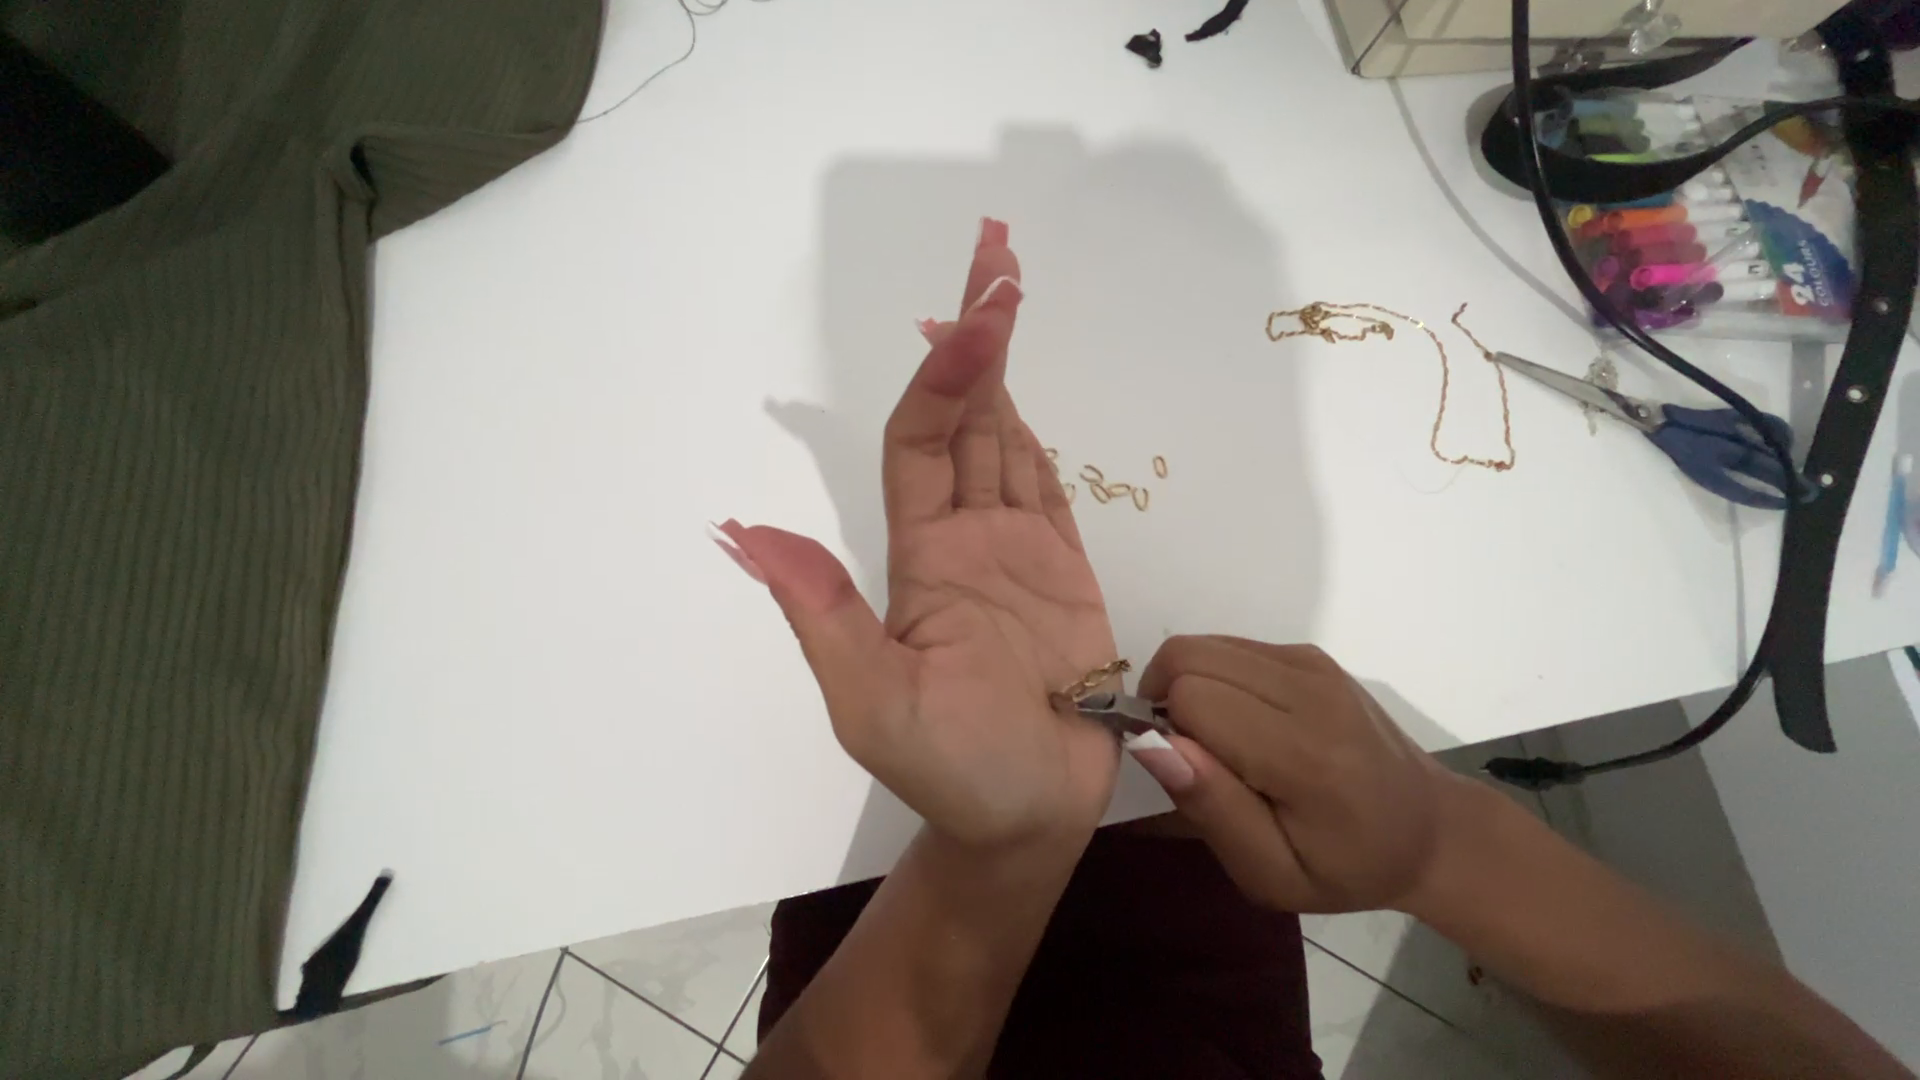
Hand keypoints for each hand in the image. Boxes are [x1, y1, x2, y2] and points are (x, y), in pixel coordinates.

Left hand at [716, 220, 1120, 848]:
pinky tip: (1026, 389)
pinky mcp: (1065, 571)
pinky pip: (1047, 487)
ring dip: (1006, 370)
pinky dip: (1036, 434)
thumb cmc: (952, 767)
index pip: (922, 443)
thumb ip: (821, 614)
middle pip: (964, 420)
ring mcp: (1015, 551)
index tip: (969, 316)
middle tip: (996, 258)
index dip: (942, 377)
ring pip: (1005, 440)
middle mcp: (963, 539)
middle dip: (976, 341)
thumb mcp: (871, 700)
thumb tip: (746, 535)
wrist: (1023, 815)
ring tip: (1012, 291)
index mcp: (919, 557)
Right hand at [1134, 635, 1465, 912]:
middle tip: (1190, 754)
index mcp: (1303, 754)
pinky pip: (1227, 646)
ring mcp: (1311, 663)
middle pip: (1186, 657)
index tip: (1186, 772)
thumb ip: (1210, 807)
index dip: (1167, 733)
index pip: (1191, 698)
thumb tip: (1150, 742)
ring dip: (1185, 685)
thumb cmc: (1346, 866)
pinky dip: (1210, 676)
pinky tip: (1238, 721)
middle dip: (1166, 701)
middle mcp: (1309, 690)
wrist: (1429, 831)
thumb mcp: (1271, 873)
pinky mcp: (1309, 654)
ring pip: (1201, 646)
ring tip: (1214, 740)